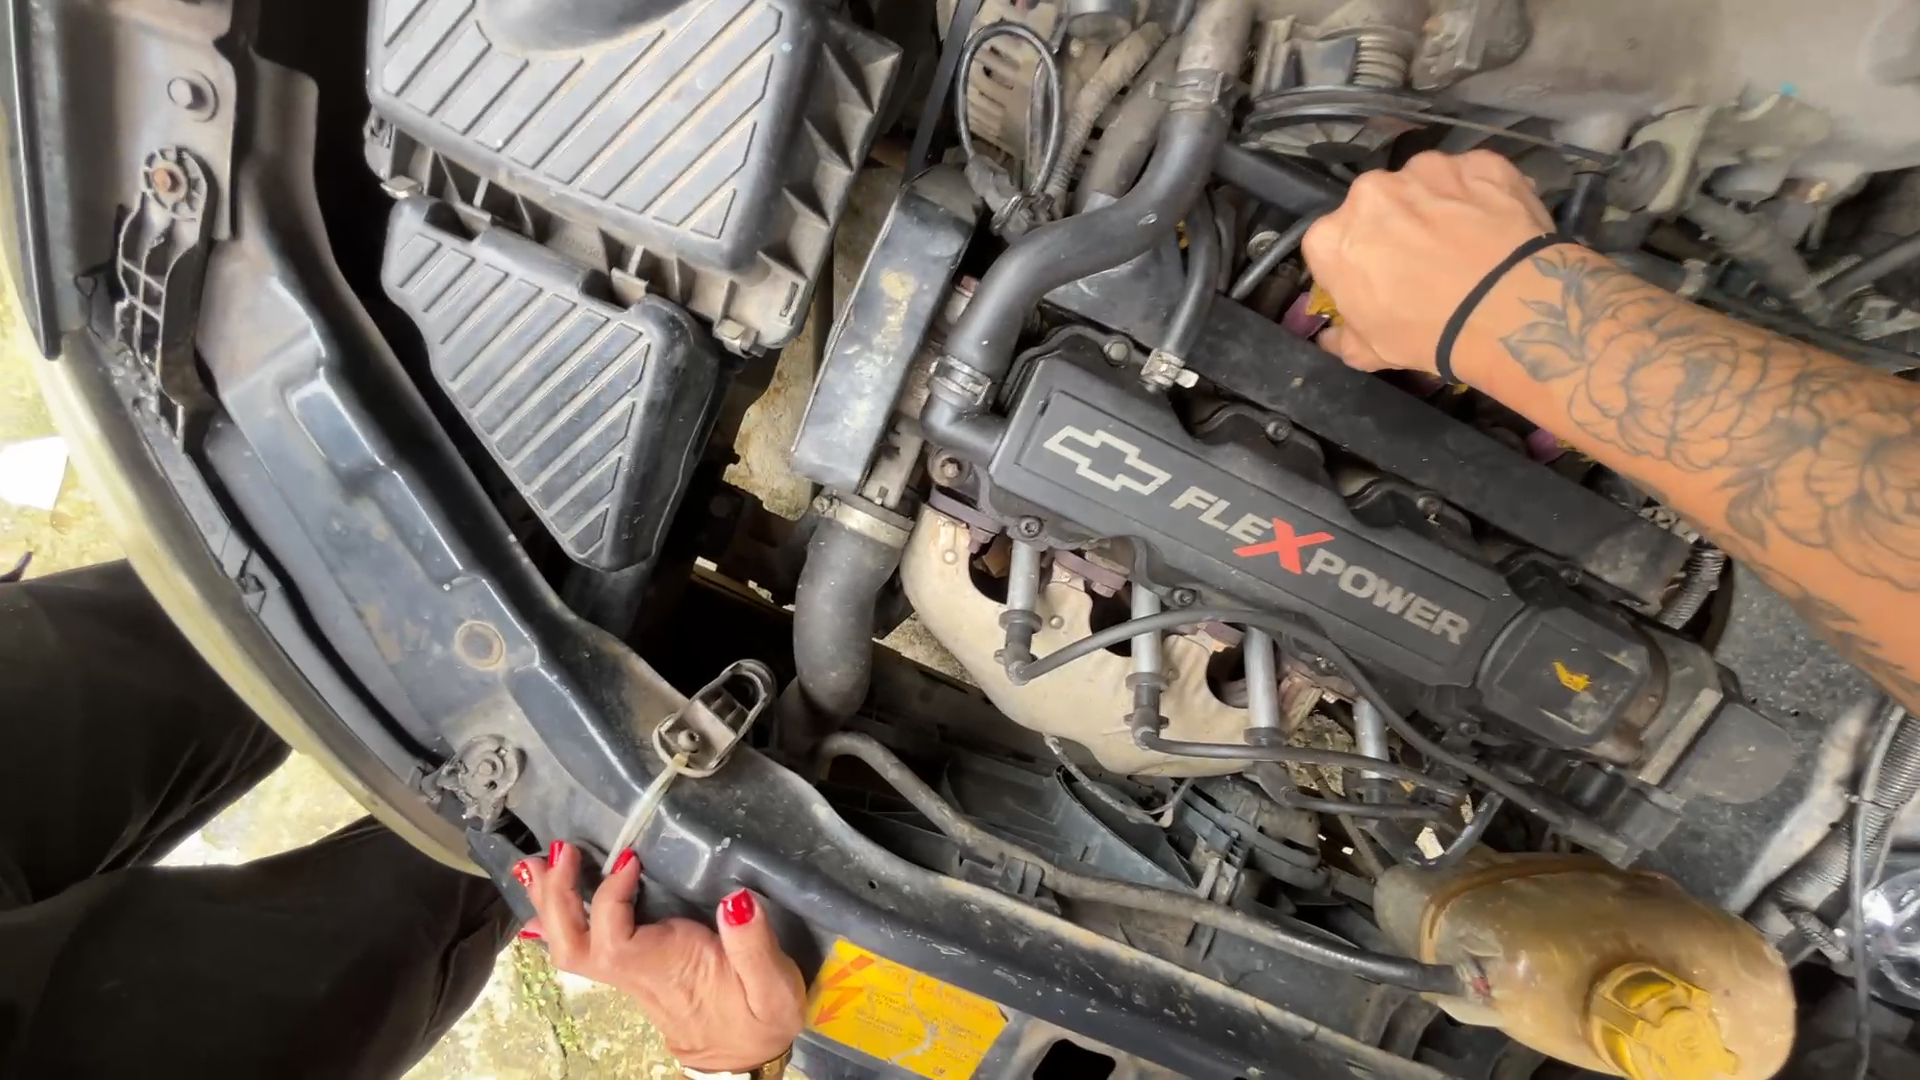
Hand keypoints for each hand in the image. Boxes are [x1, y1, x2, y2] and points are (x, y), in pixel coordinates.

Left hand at [517, 842, 806, 1071]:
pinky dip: (565, 915)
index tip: (630, 856)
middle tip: (557, 851)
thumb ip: (753, 944)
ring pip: (572, 947)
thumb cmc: (761, 1018)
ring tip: (536, 864)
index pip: (616, 941)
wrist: (748, 1058)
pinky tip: (556, 894)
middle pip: (575, 947)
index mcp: (668, 970)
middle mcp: (639, 973)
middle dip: (558, 899)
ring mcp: (632, 973)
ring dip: (553, 904)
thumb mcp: (772, 986)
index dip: (610, 898)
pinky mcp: (636, 967)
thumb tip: (735, 900)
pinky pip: (586, 943)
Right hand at [1301, 150, 1555, 376]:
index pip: (1328, 244)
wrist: (1505, 309)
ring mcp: (1426, 170)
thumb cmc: (1421, 332)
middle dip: (1386, 226)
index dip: (1348, 262)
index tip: (1366, 279)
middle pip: (1371, 207)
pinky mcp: (1479, 161)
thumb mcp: (1363, 350)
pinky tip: (1487, 224)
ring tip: (1454, 240)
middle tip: (1412, 258)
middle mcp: (1368, 192)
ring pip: (1419, 185)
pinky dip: (1473, 195)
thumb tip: (1331, 334)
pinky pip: (1468, 176)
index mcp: (1329, 237)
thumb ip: (1339, 336)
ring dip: (1428, 206)